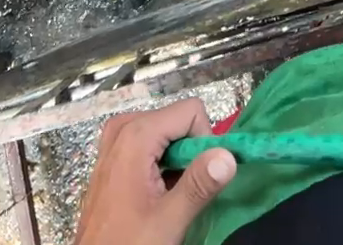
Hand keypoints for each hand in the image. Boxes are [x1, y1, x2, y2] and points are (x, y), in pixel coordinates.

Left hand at [73, 99, 235, 244]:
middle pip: (177, 119)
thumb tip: (229, 155)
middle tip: (182, 191)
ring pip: (166, 132)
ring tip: (166, 195)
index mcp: (137, 133)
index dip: (204, 142)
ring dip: (175, 160)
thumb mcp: (167, 221)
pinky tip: (153, 193)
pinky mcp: (113, 154)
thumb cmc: (127, 244)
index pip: (191, 111)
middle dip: (189, 152)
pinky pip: (150, 143)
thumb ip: (199, 185)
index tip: (198, 178)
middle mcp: (123, 126)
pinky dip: (160, 163)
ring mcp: (116, 139)